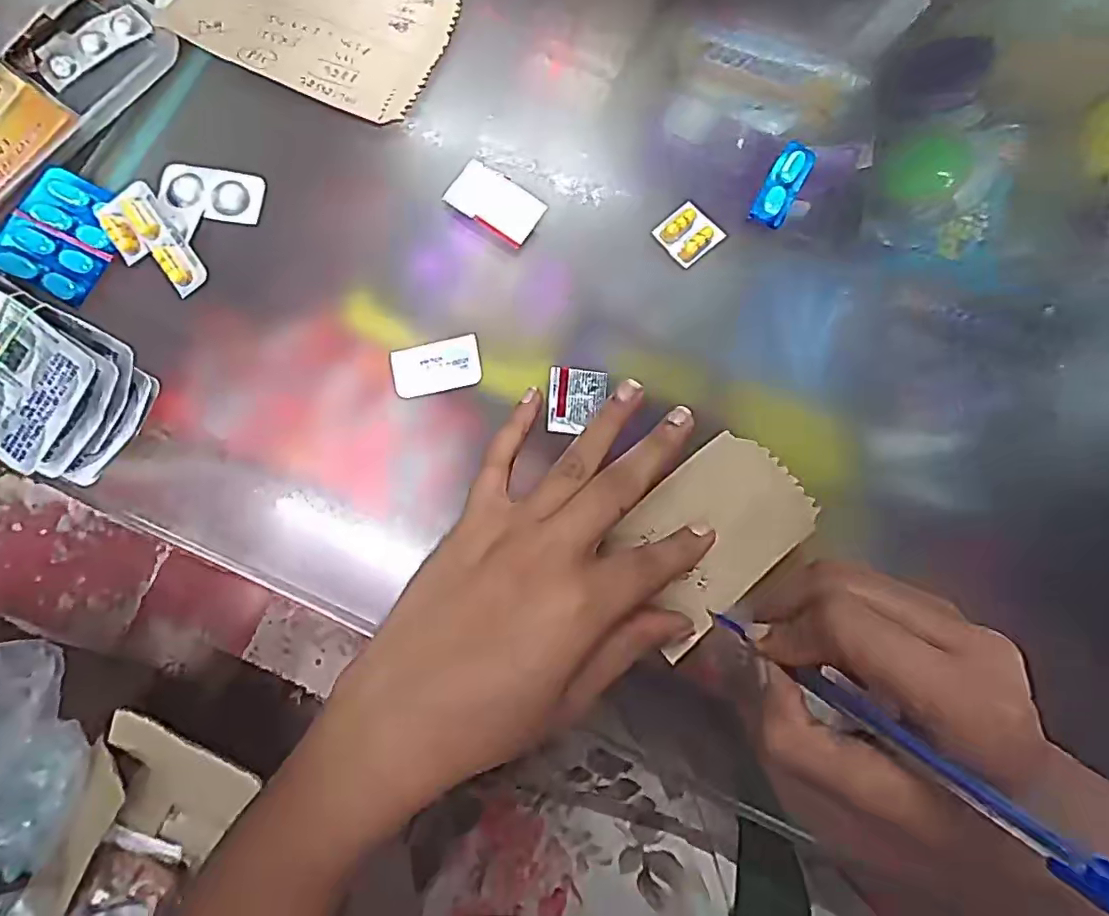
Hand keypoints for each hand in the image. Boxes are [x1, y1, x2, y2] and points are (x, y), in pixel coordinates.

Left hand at [307, 381, 711, 838]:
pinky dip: (514, 427)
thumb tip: (675, 616)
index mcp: (585, 601)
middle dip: (657, 453)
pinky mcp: (470, 520)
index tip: (708, 526)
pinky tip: (532, 397)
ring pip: (567, 465)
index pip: (651, 562)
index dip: (684, 546)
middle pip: (617, 491)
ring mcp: (508, 527)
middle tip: (684, 420)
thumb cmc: (490, 718)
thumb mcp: (569, 699)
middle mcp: (553, 550)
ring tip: (630, 391)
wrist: (400, 710)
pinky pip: (496, 464)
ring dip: (602, 425)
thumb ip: (623, 648)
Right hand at [750, 563, 1071, 910]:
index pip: (844, 619)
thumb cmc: (933, 838)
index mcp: (964, 701)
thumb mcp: (844, 807)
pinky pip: (867, 587)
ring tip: (787, 645)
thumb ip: (785, 731)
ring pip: (850, 575)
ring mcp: (969, 622)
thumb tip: (750, 655)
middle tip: (760, 647)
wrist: (1019, 833)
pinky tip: (823, 644)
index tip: (759, 662)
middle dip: (783, 606)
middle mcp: (976, 644)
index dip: (785, 632)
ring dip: (801, 602)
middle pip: (841, 583)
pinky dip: (826, 605)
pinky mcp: (954, 615)